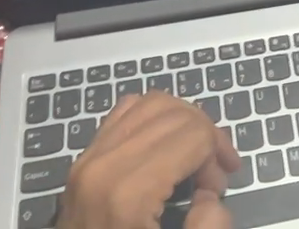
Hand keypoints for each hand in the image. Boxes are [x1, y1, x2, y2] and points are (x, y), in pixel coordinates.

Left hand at [58, 93, 241, 228]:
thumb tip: (207, 194)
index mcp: (130, 193)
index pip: (193, 136)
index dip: (217, 155)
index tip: (217, 191)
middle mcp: (106, 164)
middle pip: (175, 115)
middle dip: (206, 135)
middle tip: (216, 174)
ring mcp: (88, 158)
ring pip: (151, 103)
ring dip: (183, 119)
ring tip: (197, 151)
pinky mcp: (81, 160)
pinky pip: (125, 111)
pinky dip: (153, 116)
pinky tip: (164, 142)